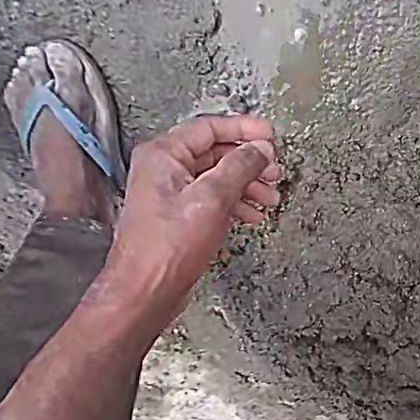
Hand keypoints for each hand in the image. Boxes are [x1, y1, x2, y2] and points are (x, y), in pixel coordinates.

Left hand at [100, 114, 281, 322]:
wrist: (146, 291)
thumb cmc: (165, 249)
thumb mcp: (211, 199)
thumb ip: (239, 167)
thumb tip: (260, 149)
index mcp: (164, 155)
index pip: (210, 128)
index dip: (244, 129)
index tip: (270, 135)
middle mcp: (164, 170)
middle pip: (216, 152)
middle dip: (250, 161)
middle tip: (274, 169)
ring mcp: (171, 194)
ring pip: (218, 177)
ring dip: (247, 184)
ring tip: (270, 196)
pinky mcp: (179, 216)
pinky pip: (213, 199)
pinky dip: (236, 203)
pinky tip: (253, 214)